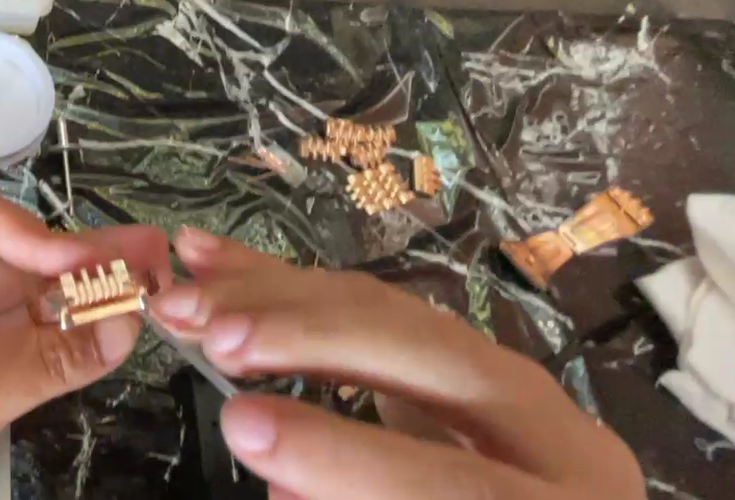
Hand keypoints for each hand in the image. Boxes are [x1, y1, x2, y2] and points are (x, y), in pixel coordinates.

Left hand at [0, 190, 169, 499]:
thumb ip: (40, 360)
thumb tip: (122, 326)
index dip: (37, 236)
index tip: (94, 263)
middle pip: (6, 261)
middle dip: (74, 262)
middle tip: (146, 254)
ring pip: (18, 305)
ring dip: (77, 300)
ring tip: (144, 285)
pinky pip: (17, 348)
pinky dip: (59, 344)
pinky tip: (105, 331)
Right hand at [149, 227, 645, 499]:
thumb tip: (282, 482)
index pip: (458, 485)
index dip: (345, 454)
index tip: (239, 424)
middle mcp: (549, 429)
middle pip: (419, 353)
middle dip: (299, 336)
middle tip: (204, 332)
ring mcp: (495, 374)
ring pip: (377, 306)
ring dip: (268, 291)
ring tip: (186, 291)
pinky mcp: (440, 343)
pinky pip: (354, 298)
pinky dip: (276, 279)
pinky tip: (216, 258)